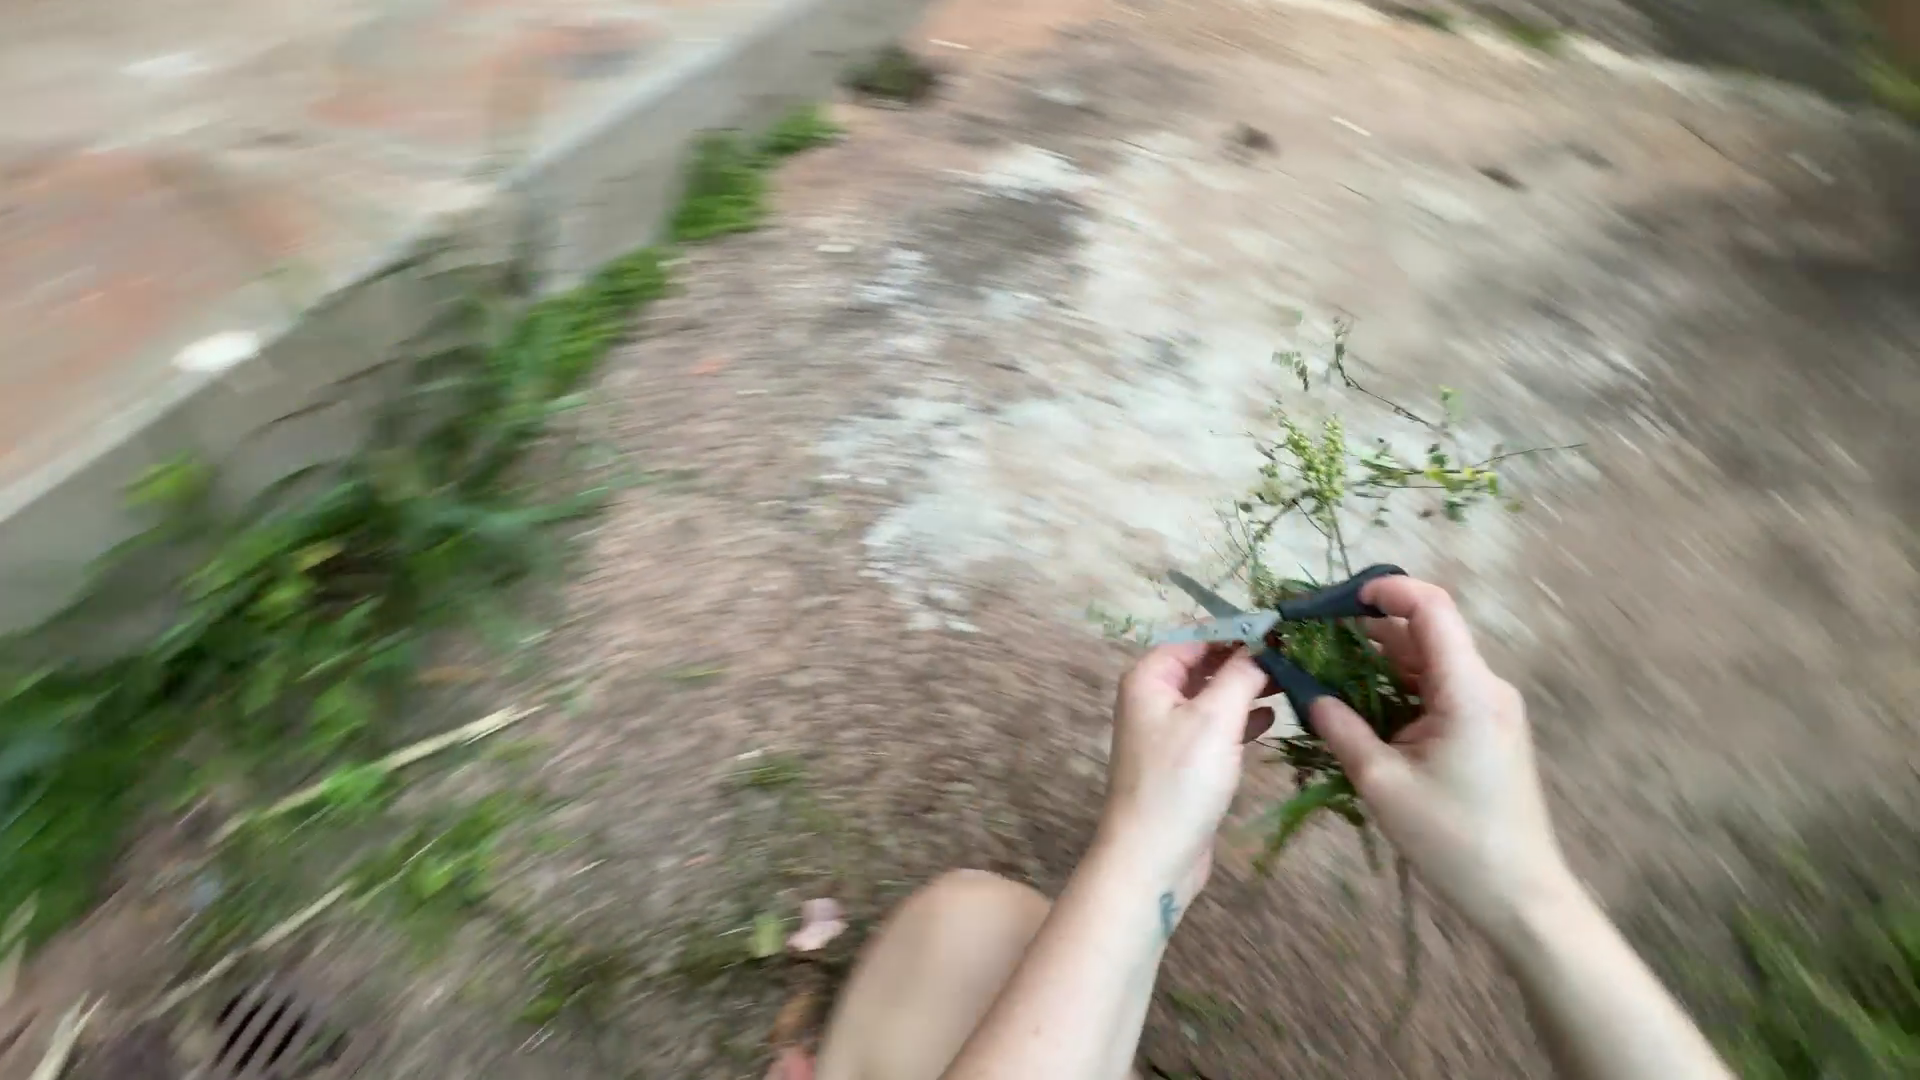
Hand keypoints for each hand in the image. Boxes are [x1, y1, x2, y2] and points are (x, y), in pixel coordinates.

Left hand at [1100, 645, 1269, 903]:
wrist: (1153, 854)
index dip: (1236, 629)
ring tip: (1293, 681)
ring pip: (1212, 694)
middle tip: (1296, 654)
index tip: (1282, 628)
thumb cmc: (1179, 780)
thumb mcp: (1214, 719)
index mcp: (1149, 677)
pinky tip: (1273, 717)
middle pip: (1203, 662)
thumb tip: (1262, 645)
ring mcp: (1167, 729)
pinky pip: (1215, 725)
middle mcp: (1153, 696)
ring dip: (1247, 687)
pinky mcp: (1183, 758)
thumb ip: (1239, 675)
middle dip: (1245, 658)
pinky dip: (1241, 718)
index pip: (1195, 635)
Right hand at [1309, 576, 1575, 945]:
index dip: (1386, 590)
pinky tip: (1351, 697)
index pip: (1432, 609)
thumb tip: (1304, 690)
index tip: (1334, 598)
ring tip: (1318, 663)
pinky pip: (1429, 685)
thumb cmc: (1452, 838)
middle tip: (1307, 634)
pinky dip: (1389, 682)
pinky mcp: (1479, 725)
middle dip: (1362, 625)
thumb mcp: (1380, 781)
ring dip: (1372, 655)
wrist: (1520, 897)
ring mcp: (1484, 706)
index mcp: (1467, 691)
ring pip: (1422, 658)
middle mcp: (1482, 686)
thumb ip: (1339, 726)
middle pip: (1422, 631)